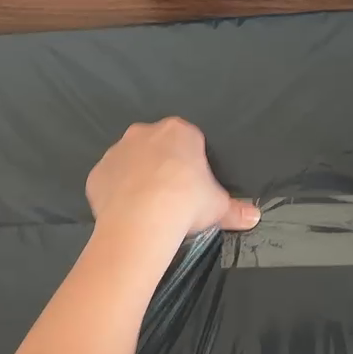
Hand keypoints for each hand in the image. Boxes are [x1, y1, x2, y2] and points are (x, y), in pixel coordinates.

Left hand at [86, 118, 260, 239]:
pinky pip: (109, 181)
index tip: (193, 185)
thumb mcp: (219, 207)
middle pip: (156, 146)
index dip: (192, 163)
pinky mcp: (97, 173)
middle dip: (162, 166)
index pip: (189, 140)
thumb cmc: (186, 204)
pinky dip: (116, 193)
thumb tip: (255, 216)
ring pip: (130, 161)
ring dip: (137, 178)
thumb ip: (236, 209)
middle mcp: (144, 133)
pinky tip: (126, 213)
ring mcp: (117, 151)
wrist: (142, 220)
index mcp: (179, 132)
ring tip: (147, 208)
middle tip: (171, 196)